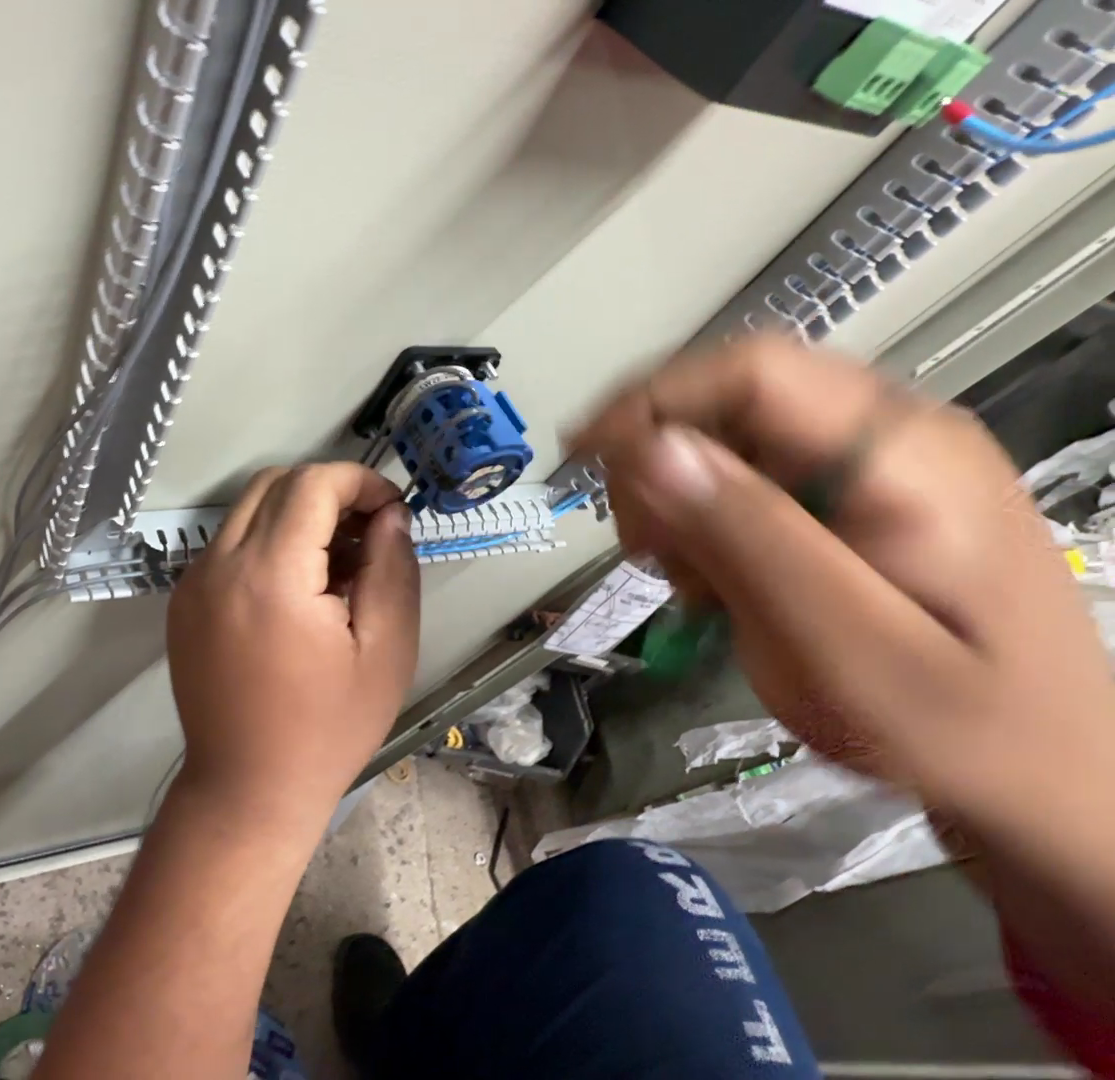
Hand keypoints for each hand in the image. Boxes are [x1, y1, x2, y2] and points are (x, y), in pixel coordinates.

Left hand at [166, 463, 420, 822]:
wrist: (246, 788)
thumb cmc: (326, 730)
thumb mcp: (385, 652)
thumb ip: (391, 569)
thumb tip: (388, 515)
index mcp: (269, 575)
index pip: (311, 484)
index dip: (359, 481)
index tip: (390, 511)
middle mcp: (218, 565)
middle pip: (273, 485)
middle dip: (327, 492)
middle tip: (367, 535)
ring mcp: (192, 583)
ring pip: (246, 512)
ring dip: (295, 517)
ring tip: (335, 569)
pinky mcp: (182, 604)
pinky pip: (225, 547)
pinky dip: (264, 545)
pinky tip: (295, 593)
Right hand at [570, 338, 1114, 816]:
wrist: (1042, 781)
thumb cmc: (953, 729)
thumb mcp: (841, 645)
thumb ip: (749, 540)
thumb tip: (650, 450)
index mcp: (906, 456)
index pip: (752, 372)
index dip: (650, 401)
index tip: (580, 462)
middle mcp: (892, 437)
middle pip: (729, 400)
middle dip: (657, 465)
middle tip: (647, 554)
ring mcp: (874, 466)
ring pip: (724, 440)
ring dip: (674, 501)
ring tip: (685, 580)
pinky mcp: (852, 499)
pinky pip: (744, 480)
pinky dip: (700, 523)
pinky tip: (711, 579)